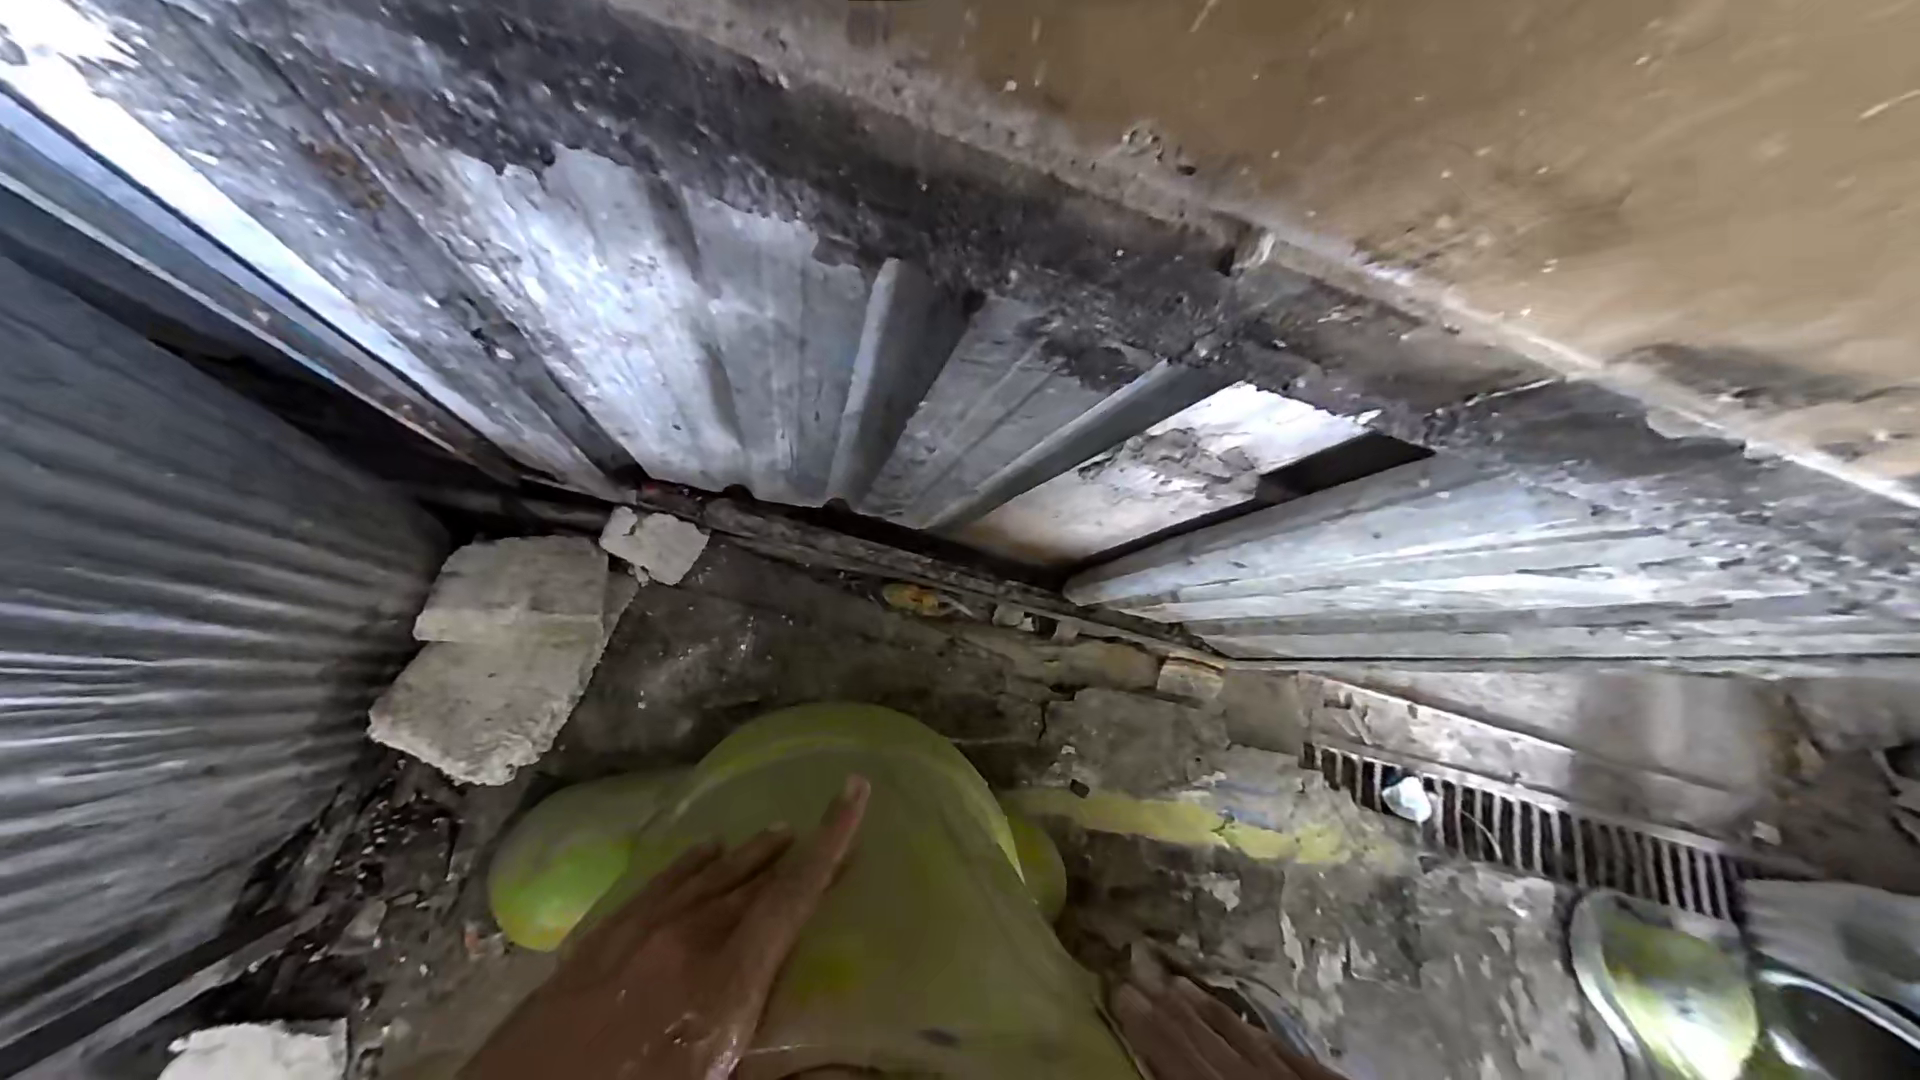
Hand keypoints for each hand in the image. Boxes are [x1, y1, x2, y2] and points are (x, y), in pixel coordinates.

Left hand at [464, 774, 870, 1079]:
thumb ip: (785, 1070)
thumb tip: (859, 1065)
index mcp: (724, 987)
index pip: (794, 895)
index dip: (833, 839)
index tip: (856, 790)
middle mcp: (686, 945)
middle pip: (756, 883)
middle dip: (796, 854)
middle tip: (825, 830)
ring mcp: (635, 939)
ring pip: (709, 878)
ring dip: (749, 855)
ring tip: (778, 834)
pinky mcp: (594, 947)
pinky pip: (656, 887)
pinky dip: (690, 865)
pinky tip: (705, 850)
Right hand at [1112, 975, 1349, 1079]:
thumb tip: (1152, 1066)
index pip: (1175, 1053)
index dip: (1145, 1021)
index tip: (1120, 989)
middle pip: (1203, 1038)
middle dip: (1167, 1005)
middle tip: (1140, 972)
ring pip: (1243, 1035)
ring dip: (1205, 1009)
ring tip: (1177, 981)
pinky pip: (1289, 1051)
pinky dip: (1259, 1033)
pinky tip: (1245, 1022)